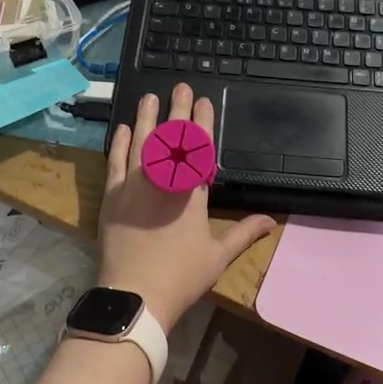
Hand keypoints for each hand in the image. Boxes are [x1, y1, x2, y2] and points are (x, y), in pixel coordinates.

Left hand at [97, 84, 275, 331]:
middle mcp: (162, 180)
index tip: (204, 101)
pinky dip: (118, 144)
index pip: (198, 148)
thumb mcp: (218, 256)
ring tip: (150, 97)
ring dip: (146, 118)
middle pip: (170, 137)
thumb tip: (271, 221)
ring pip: (141, 142)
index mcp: (190, 192)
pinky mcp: (111, 197)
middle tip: (181, 87)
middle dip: (177, 109)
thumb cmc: (180, 276)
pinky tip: (122, 129)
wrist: (134, 296)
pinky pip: (115, 162)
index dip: (202, 122)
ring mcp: (134, 186)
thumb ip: (244, 233)